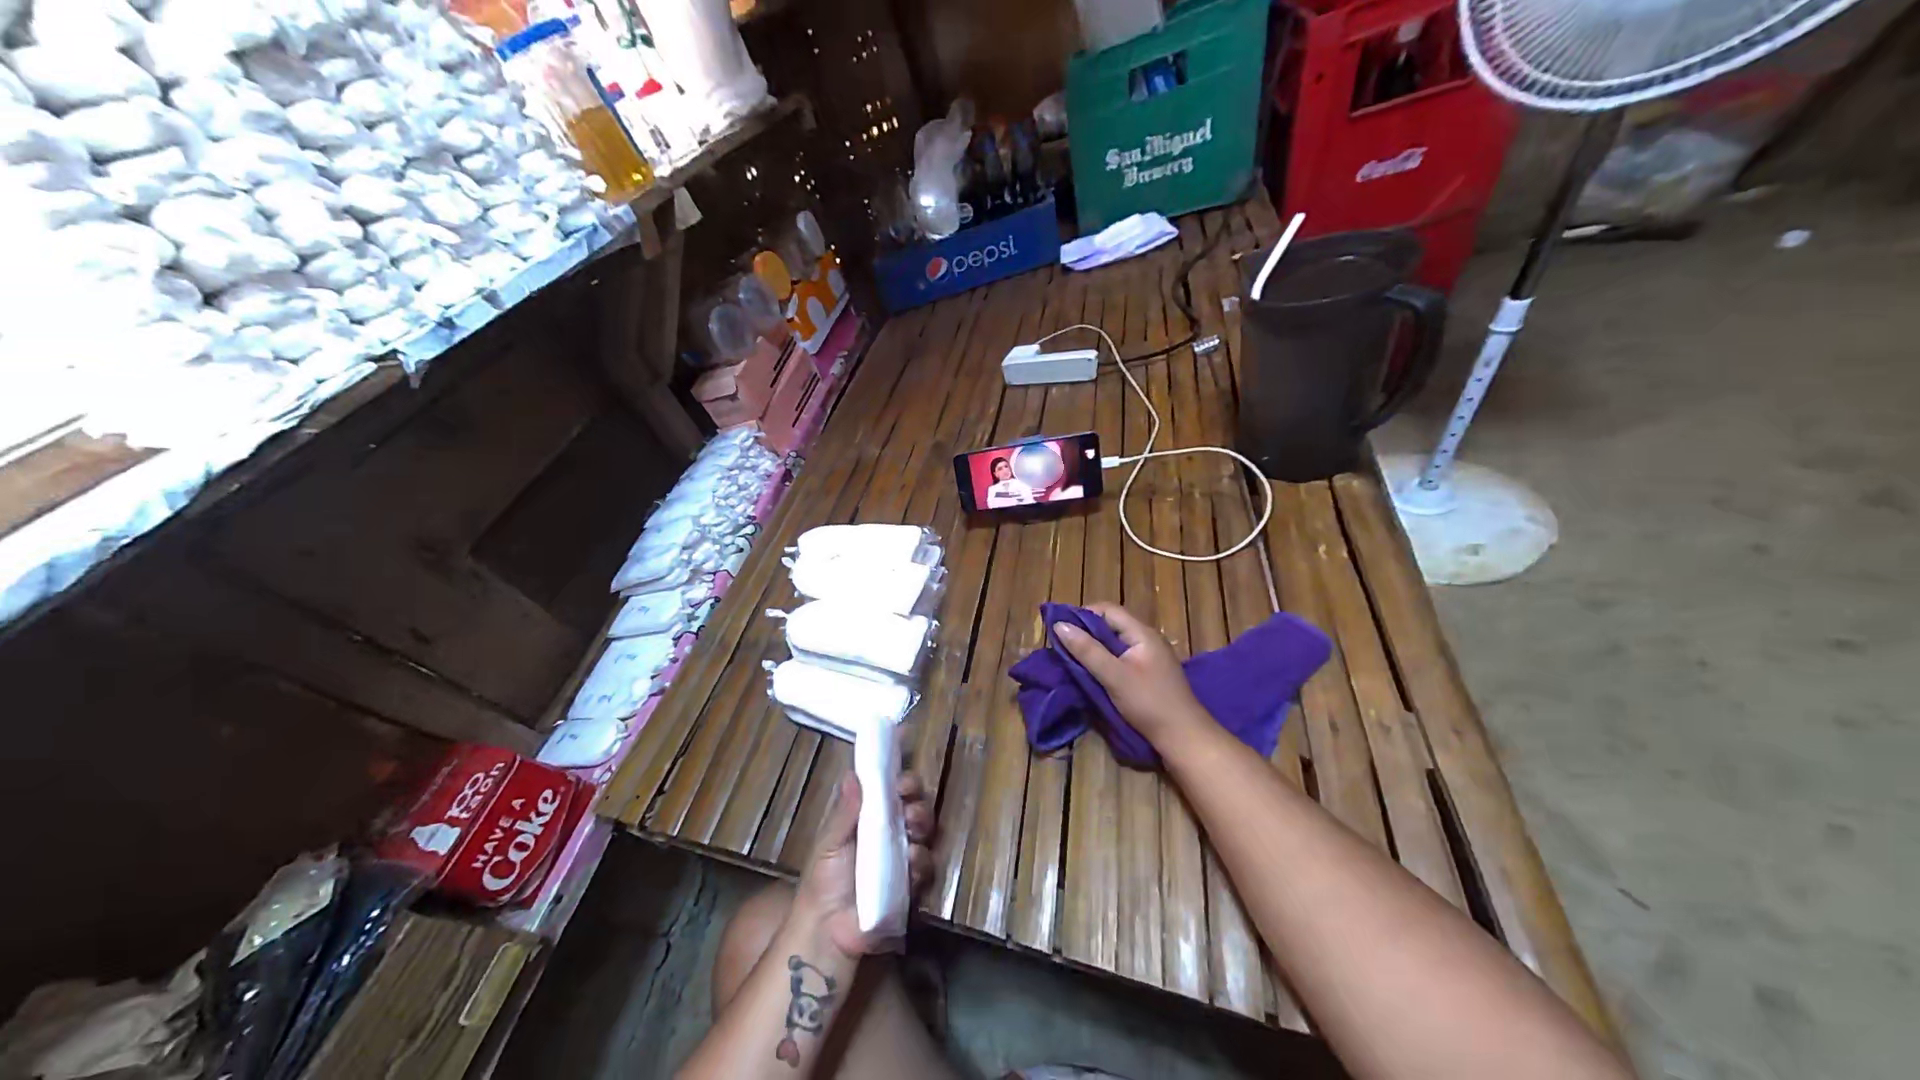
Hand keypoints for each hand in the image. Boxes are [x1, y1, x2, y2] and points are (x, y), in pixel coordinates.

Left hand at [794, 771, 934, 958]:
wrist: (828, 932)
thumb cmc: (823, 882)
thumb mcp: (830, 843)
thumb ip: (845, 811)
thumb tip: (852, 774)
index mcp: (869, 819)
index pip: (893, 792)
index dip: (903, 783)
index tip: (903, 784)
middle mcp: (891, 834)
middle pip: (916, 809)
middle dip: (919, 805)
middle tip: (910, 811)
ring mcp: (904, 859)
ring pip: (926, 834)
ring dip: (922, 828)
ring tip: (911, 834)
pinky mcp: (913, 884)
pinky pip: (927, 866)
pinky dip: (921, 861)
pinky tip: (910, 864)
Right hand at [1053, 602, 1212, 748]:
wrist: (1183, 737)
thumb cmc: (1148, 703)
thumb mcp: (1114, 676)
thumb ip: (1087, 650)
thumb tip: (1059, 625)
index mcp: (1142, 633)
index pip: (1108, 610)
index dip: (1082, 615)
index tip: (1060, 629)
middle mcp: (1147, 640)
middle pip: (1111, 625)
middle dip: (1085, 633)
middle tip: (1061, 646)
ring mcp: (1149, 657)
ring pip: (1114, 643)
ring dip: (1094, 649)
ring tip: (1071, 660)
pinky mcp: (1148, 674)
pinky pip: (1120, 658)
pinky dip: (1104, 662)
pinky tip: (1091, 673)